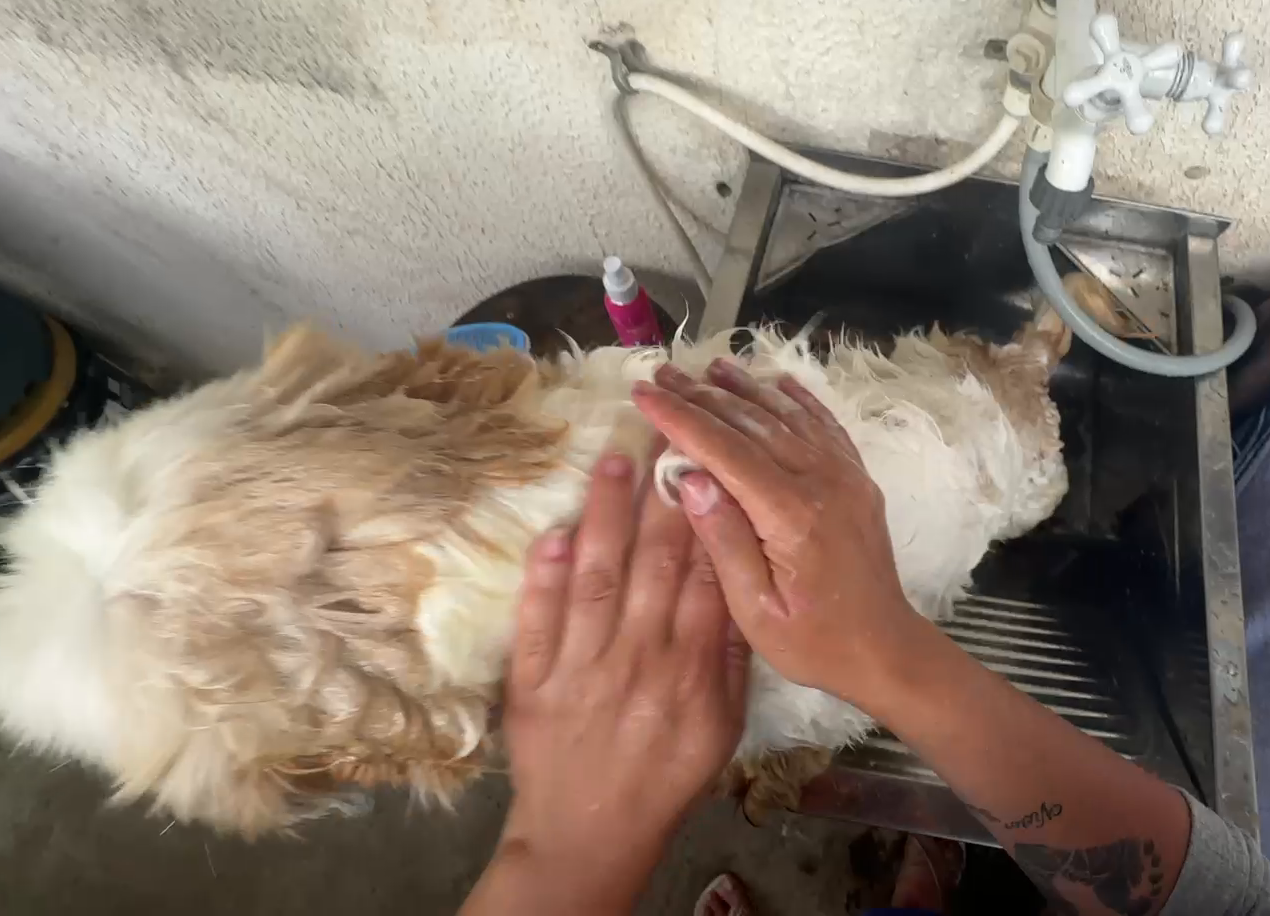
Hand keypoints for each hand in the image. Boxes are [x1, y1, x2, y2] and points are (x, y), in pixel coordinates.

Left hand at [476, 452, 748, 914]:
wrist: (590, 834)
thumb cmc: (668, 773)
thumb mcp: (725, 725)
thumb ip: (731, 656)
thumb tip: (737, 585)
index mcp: (690, 667)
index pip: (704, 575)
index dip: (707, 516)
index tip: (709, 465)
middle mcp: (638, 657)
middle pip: (653, 562)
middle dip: (661, 495)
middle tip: (664, 436)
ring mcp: (580, 666)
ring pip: (596, 577)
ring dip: (604, 515)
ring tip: (612, 459)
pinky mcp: (532, 680)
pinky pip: (536, 622)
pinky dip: (540, 577)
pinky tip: (550, 533)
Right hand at [630, 359, 934, 705]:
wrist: (884, 647)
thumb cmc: (813, 641)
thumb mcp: (754, 610)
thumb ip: (723, 539)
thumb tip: (688, 477)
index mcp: (791, 513)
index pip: (726, 449)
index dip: (681, 418)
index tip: (644, 394)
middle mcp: (822, 480)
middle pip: (755, 423)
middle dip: (704, 396)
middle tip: (664, 373)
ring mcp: (846, 474)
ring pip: (789, 416)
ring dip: (748, 388)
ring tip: (710, 368)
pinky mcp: (859, 478)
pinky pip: (827, 426)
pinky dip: (800, 400)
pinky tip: (779, 383)